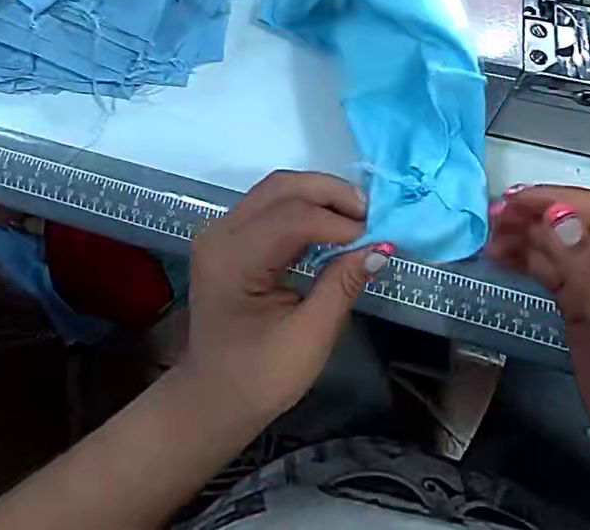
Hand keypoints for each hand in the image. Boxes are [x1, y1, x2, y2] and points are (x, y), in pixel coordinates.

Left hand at [180, 170, 390, 425]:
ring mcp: (222, 231)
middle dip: (330, 194)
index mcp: (232, 262)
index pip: (292, 220)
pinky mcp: (230, 235)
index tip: (376, 237)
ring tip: (356, 214)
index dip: (338, 223)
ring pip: (277, 189)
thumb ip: (342, 285)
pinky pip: (271, 203)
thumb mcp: (308, 339)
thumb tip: (378, 247)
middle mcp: (220, 234)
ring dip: (319, 194)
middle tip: (370, 213)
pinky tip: (331, 221)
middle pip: (282, 189)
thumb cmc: (257, 378)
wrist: (211, 400)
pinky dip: (305, 204)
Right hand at [486, 186, 589, 529]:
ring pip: (568, 250)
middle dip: (540, 217)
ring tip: (492, 235)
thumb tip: (559, 218)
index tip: (518, 201)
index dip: (561, 201)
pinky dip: (532, 265)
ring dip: (530, 239)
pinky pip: (560, 277)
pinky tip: (506, 257)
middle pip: (585, 227)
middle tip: (496, 215)